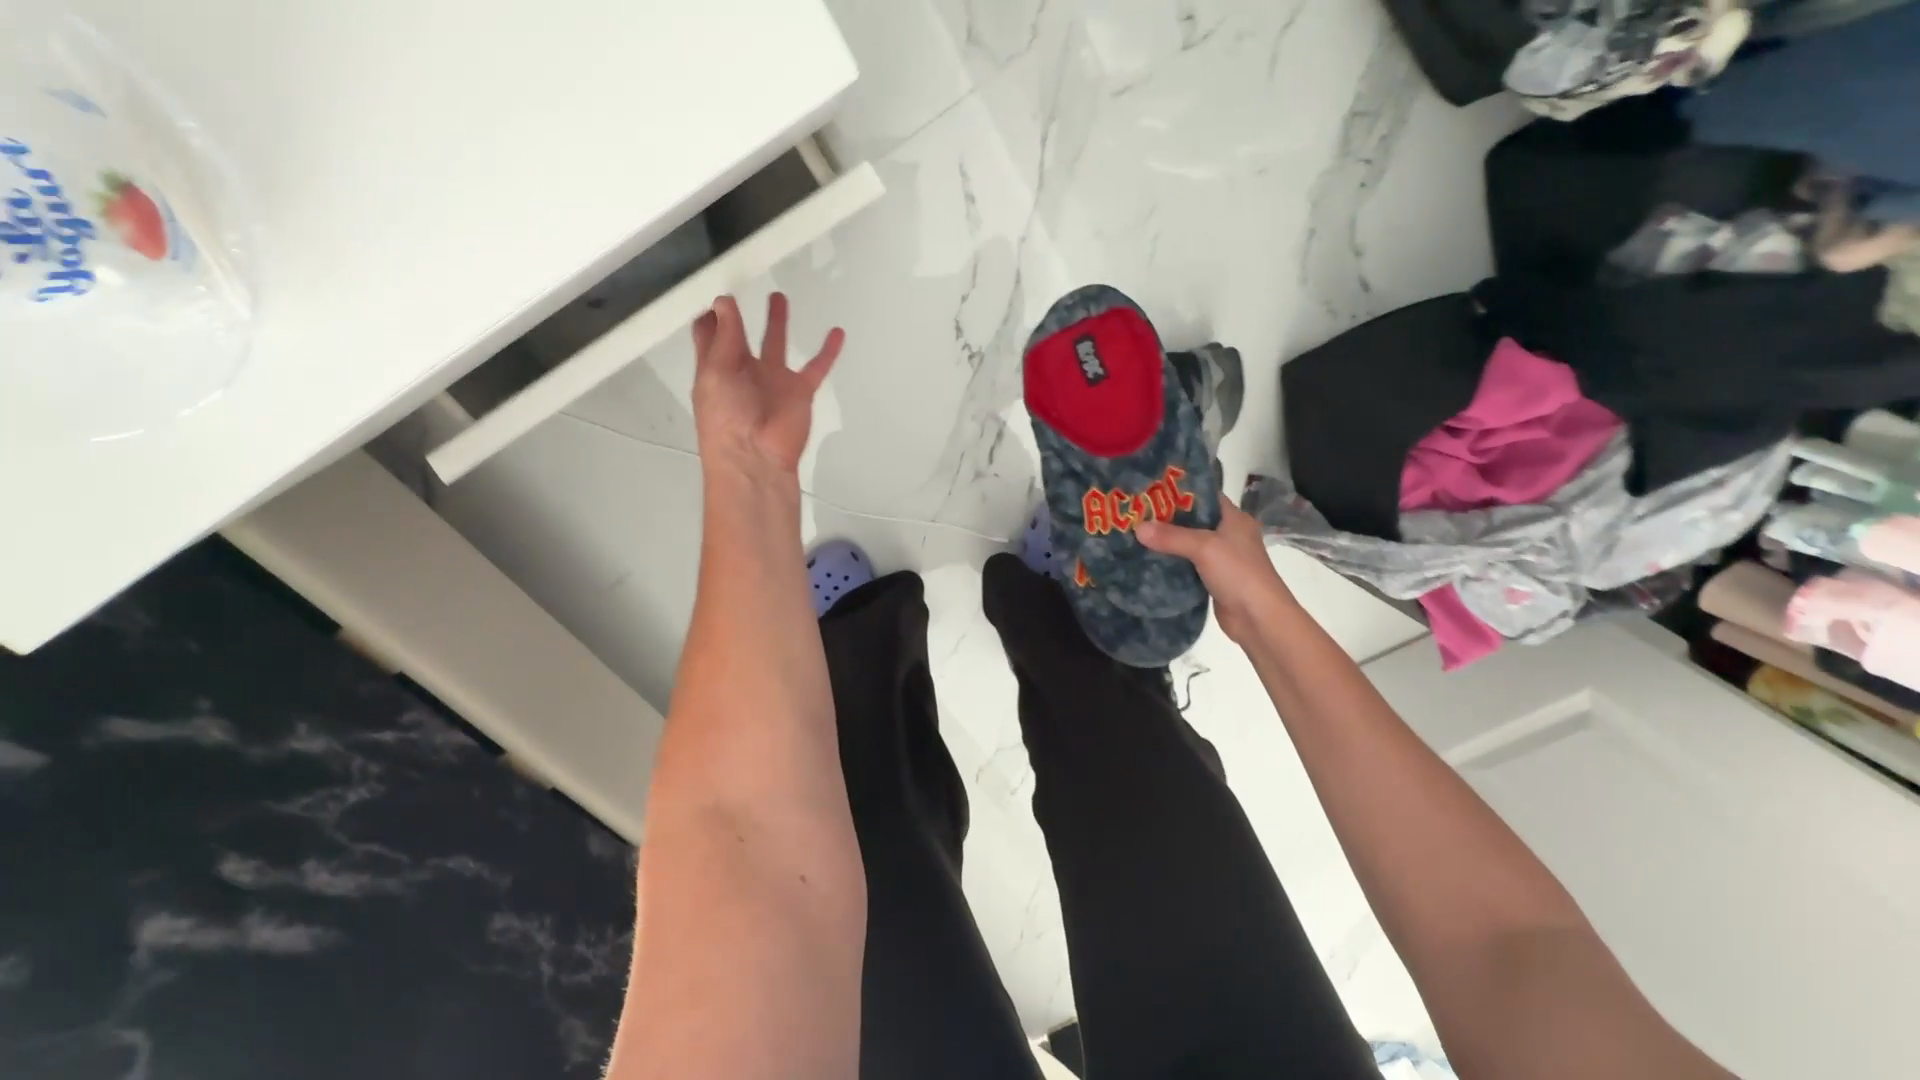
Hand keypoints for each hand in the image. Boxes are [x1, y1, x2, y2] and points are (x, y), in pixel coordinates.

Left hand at [692, 293, 845, 481]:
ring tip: (779, 296)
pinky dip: (828, 351)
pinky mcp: (799, 391)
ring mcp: (772, 381)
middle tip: (739, 285)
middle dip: (736, 315)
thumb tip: (724, 300)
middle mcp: (742, 372)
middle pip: (739, 337)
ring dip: (777, 321)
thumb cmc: (726, 417)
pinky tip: (837, 332)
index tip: (712, 285)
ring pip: (775, 344)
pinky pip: (816, 366)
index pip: (709, 335)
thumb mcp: (716, 372)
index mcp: (715, 369)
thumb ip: (725, 336)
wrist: (757, 458)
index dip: (710, 313)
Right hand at [1137, 494, 1295, 644]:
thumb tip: (1138, 528)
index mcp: (1235, 518)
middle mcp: (1230, 535)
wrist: (1259, 618)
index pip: (1205, 496)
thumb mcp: (1204, 547)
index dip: (1180, 492)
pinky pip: (1189, 565)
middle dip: (1168, 518)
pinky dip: (1173, 563)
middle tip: (1137, 513)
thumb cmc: (1238, 572)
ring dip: (1169, 542)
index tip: (1151, 490)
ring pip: (1190, 544)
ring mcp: (1223, 558)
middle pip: (1195, 520)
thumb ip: (1171, 536)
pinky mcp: (1214, 579)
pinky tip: (1150, 560)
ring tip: (1138, 534)